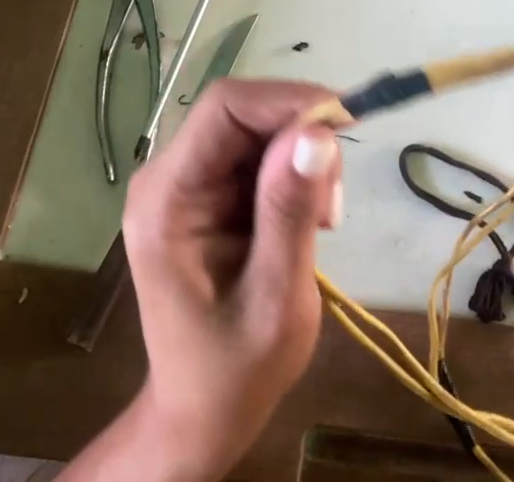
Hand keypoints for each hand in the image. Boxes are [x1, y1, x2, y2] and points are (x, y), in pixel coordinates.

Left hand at [62, 79, 345, 481]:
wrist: (203, 412)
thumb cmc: (236, 369)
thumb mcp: (276, 299)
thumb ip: (290, 212)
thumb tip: (318, 132)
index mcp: (167, 199)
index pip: (224, 109)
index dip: (287, 101)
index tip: (346, 126)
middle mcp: (167, 178)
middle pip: (241, 114)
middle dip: (300, 138)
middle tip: (332, 203)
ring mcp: (185, 184)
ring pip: (256, 131)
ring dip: (302, 161)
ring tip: (321, 223)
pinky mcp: (206, 194)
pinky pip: (257, 156)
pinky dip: (294, 176)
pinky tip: (306, 222)